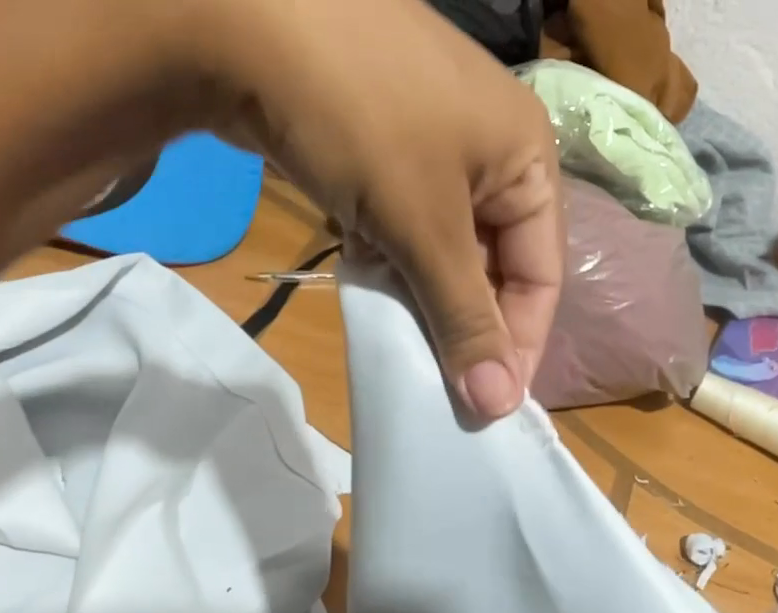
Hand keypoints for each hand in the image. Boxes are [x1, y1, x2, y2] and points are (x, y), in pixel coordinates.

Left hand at [193, 0, 563, 420]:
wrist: (236, 8)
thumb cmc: (362, 115)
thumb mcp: (425, 227)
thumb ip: (464, 319)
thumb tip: (497, 407)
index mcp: (529, 159)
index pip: (541, 276)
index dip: (519, 345)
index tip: (489, 406)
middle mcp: (494, 152)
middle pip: (498, 267)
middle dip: (471, 326)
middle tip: (447, 388)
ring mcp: (436, 147)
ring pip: (450, 252)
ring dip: (430, 300)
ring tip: (409, 348)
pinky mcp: (385, 149)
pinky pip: (409, 227)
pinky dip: (396, 264)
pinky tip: (375, 292)